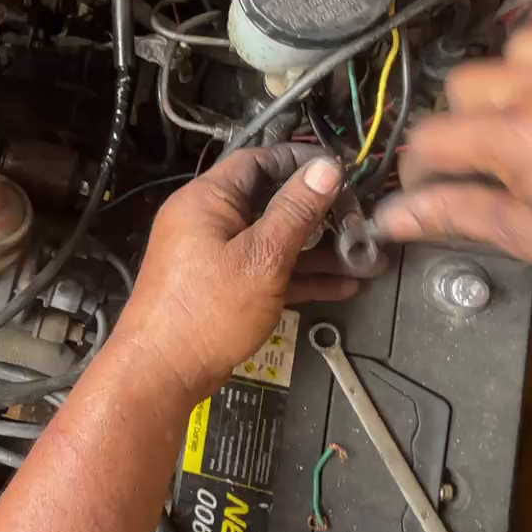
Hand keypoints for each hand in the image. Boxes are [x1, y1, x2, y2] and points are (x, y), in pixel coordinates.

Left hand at [114, 146, 357, 403]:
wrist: (164, 370)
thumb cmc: (207, 308)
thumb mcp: (261, 257)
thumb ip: (295, 212)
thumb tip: (325, 168)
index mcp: (206, 200)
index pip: (256, 161)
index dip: (299, 162)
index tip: (341, 170)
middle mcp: (208, 220)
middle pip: (269, 202)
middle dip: (317, 211)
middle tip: (362, 218)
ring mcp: (215, 254)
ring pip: (273, 240)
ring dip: (318, 248)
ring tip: (366, 256)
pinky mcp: (224, 286)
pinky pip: (268, 269)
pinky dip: (299, 275)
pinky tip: (343, 285)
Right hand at [372, 2, 531, 321]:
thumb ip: (458, 217)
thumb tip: (393, 216)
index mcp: (519, 137)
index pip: (429, 138)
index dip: (417, 168)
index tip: (427, 186)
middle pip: (465, 84)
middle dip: (463, 124)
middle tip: (488, 159)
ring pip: (522, 43)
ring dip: (516, 77)